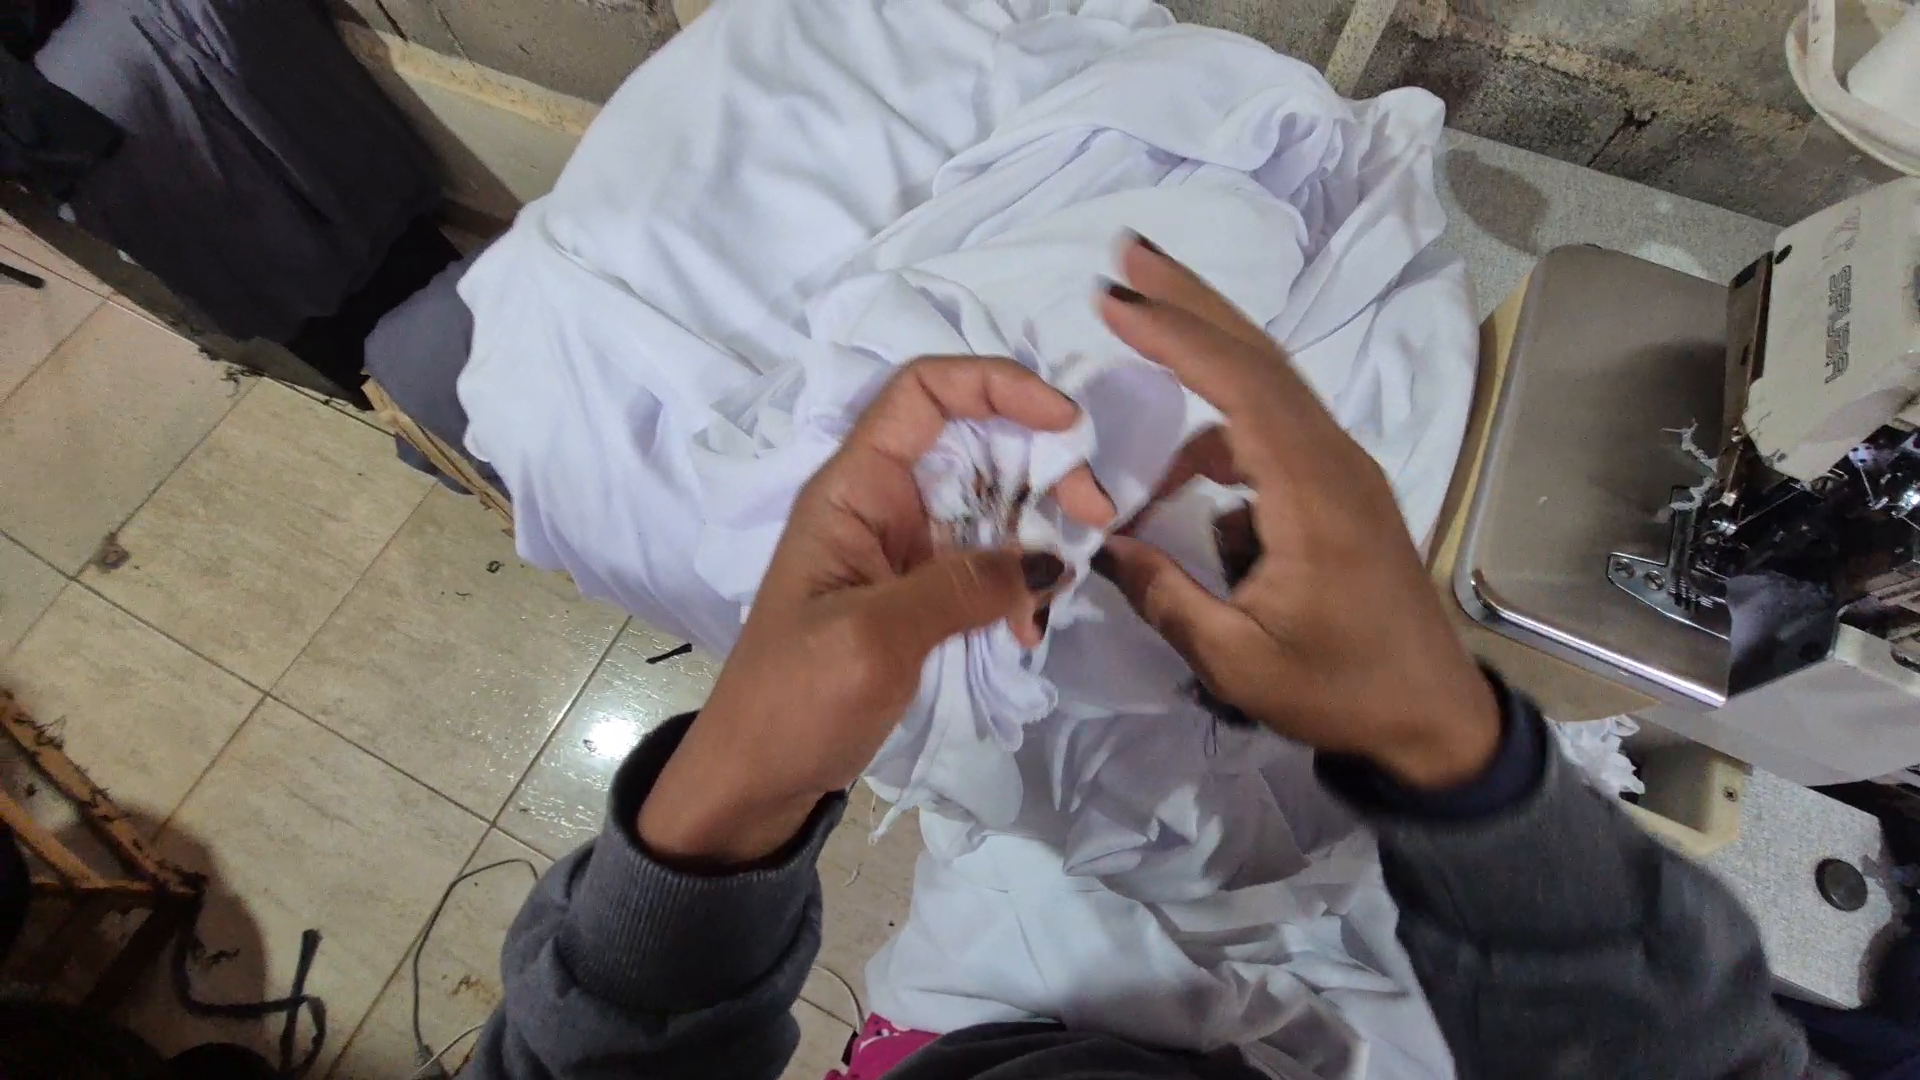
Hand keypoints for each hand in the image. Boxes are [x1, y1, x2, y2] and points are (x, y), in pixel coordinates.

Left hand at [639, 357, 1115, 865]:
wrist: (761, 776)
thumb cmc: (796, 698)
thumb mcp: (876, 636)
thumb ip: (963, 587)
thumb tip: (1052, 560)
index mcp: (855, 486)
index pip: (925, 392)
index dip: (998, 385)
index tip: (1068, 422)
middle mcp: (885, 502)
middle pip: (978, 445)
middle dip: (1044, 468)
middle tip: (1094, 519)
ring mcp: (909, 549)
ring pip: (995, 506)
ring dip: (1041, 537)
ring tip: (1057, 597)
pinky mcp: (926, 592)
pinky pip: (992, 564)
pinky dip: (1022, 586)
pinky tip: (1029, 632)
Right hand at [1095, 236, 1498, 788]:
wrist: (1432, 717)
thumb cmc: (1338, 689)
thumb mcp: (1234, 659)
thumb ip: (1163, 595)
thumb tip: (1104, 542)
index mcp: (1313, 494)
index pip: (1240, 386)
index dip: (1175, 336)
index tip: (1113, 301)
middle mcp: (1333, 460)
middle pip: (1260, 356)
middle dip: (1190, 300)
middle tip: (1129, 256)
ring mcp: (1341, 469)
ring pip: (1266, 385)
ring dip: (1202, 352)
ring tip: (1140, 331)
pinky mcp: (1337, 487)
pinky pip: (1267, 433)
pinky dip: (1215, 430)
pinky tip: (1182, 473)